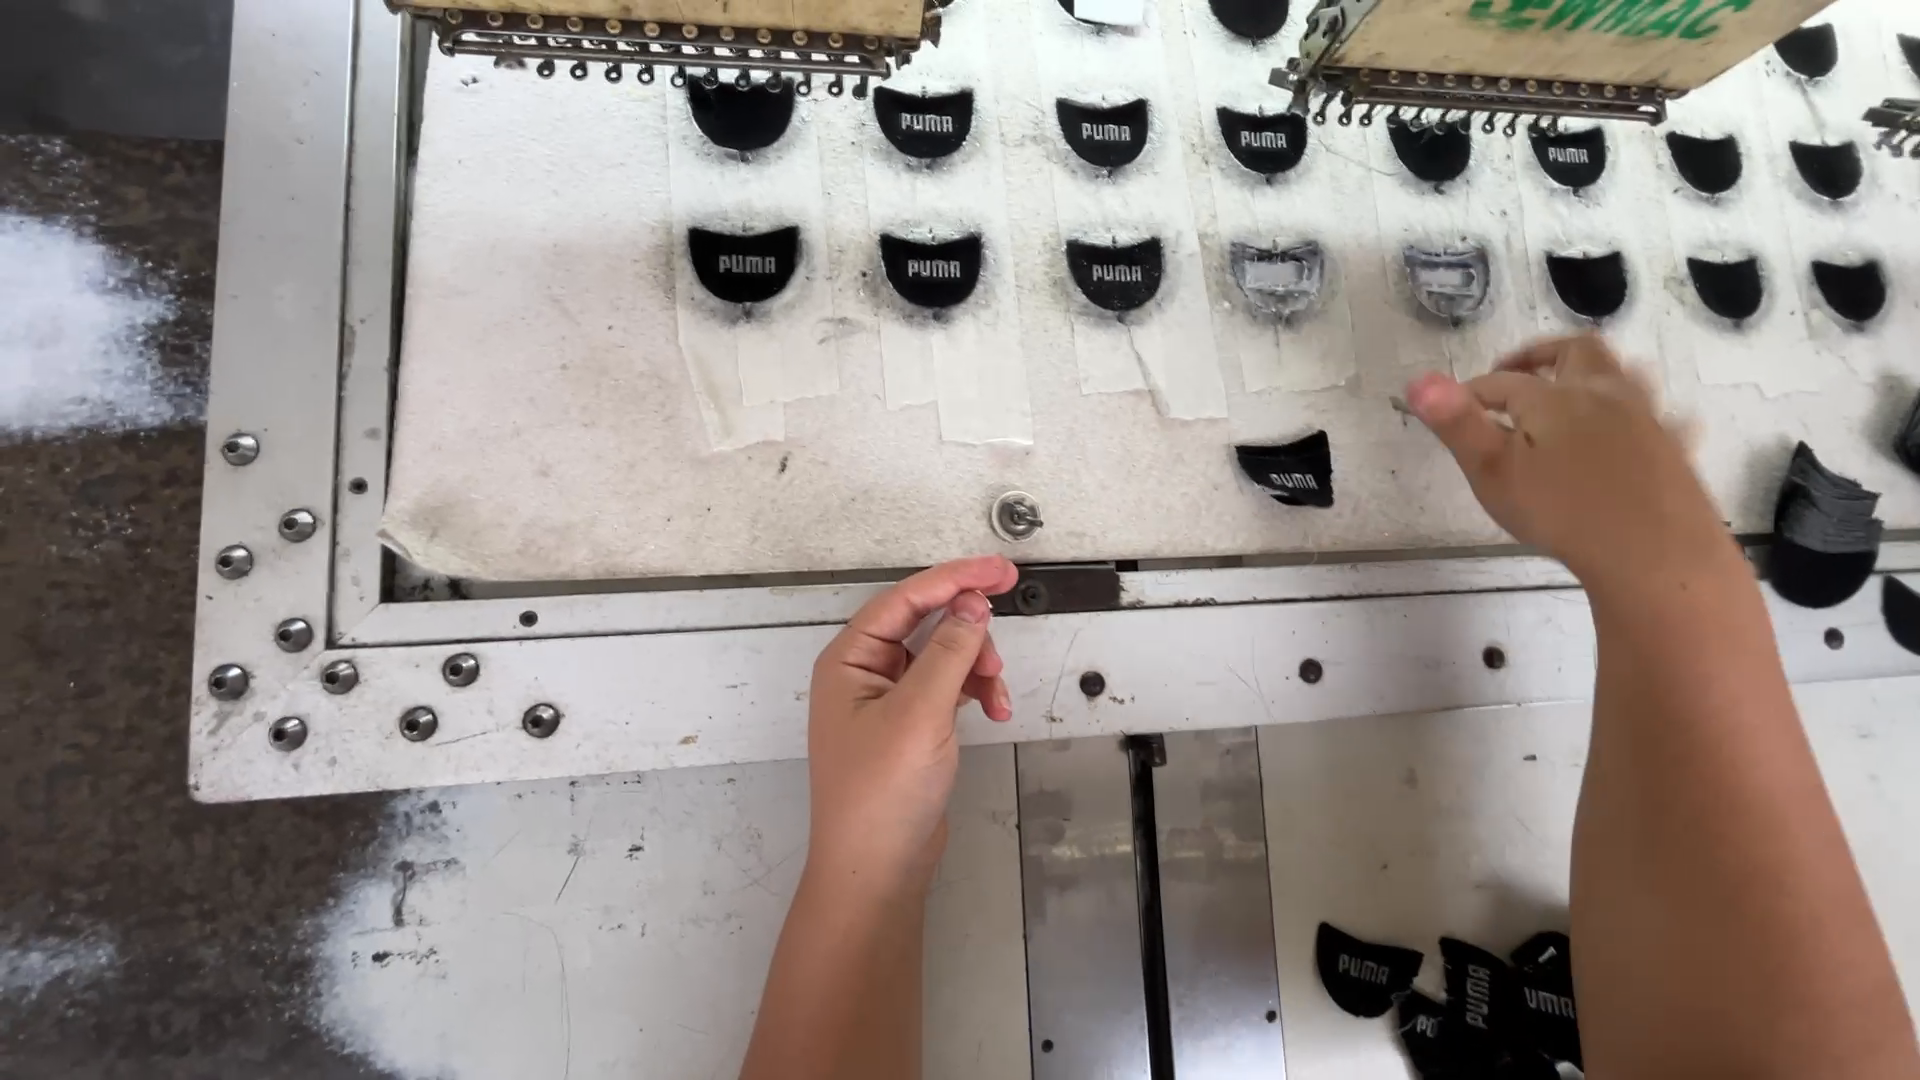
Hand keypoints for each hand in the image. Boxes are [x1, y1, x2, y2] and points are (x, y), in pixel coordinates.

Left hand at [805, 555, 1020, 889]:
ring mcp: (888, 698)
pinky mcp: (911, 723)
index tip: (998, 568)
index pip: (905, 599)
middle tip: (1007, 601)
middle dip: (968, 622)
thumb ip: (948, 652)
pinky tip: (992, 709)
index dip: (954, 577)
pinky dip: (973, 690)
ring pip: (942, 653)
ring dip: (976, 662)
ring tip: (997, 690)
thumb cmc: (881, 793)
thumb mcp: (919, 714)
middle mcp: (865, 671)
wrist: (877, 870)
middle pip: (924, 620)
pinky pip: (948, 686)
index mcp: (850, 658)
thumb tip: (972, 604)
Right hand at [1405, 334, 1733, 591]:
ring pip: (1623, 373)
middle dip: (1537, 356)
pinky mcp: (1671, 446)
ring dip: (1589, 372)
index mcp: (1552, 398)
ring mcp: (1644, 417)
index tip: (1450, 412)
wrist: (1651, 551)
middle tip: (1510, 374)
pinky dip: (1635, 411)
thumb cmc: (1558, 510)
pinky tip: (1630, 426)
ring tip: (1566, 390)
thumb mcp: (1490, 469)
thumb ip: (1456, 422)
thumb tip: (1419, 380)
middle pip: (1575, 352)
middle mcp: (1603, 394)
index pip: (1500, 383)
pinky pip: (1658, 413)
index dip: (1470, 393)